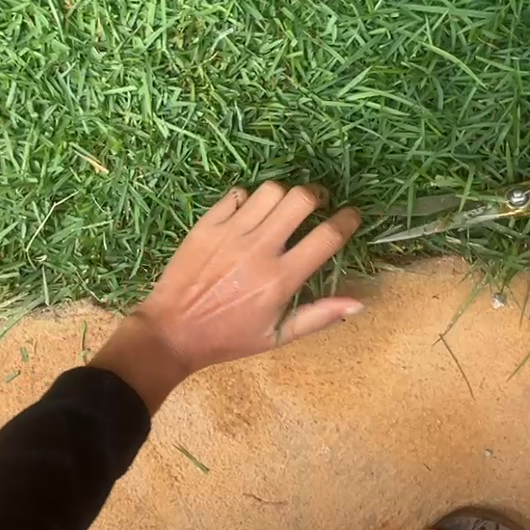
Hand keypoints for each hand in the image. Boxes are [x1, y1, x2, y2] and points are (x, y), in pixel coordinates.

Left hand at [91, 183, 363, 410]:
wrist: (171, 332)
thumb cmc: (228, 338)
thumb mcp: (277, 336)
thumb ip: (319, 316)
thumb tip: (359, 303)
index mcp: (280, 279)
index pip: (327, 237)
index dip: (347, 221)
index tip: (351, 217)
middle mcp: (258, 250)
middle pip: (300, 199)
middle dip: (317, 195)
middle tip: (318, 203)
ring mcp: (230, 233)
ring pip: (270, 190)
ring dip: (284, 195)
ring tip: (283, 208)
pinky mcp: (206, 225)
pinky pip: (237, 195)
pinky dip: (249, 199)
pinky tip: (249, 214)